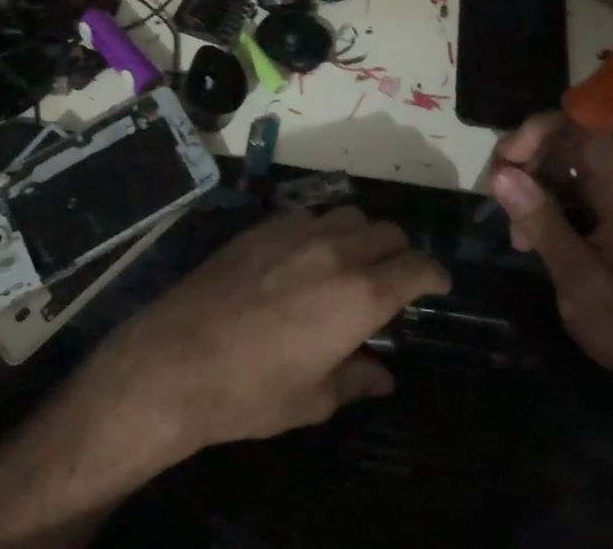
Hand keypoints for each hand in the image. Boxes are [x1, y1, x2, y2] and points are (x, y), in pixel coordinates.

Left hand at [76, 206, 449, 463]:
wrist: (174, 361)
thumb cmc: (251, 392)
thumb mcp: (313, 399)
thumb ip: (355, 379)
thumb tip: (383, 376)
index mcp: (361, 294)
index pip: (417, 268)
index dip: (435, 275)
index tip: (438, 284)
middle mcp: (335, 251)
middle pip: (387, 232)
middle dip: (400, 253)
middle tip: (392, 279)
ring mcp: (294, 233)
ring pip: (348, 214)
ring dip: (361, 234)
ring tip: (349, 261)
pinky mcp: (259, 229)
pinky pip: (306, 215)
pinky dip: (320, 230)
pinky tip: (303, 257)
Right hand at [485, 113, 612, 418]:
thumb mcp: (580, 281)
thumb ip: (541, 223)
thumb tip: (502, 174)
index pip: (584, 124)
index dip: (539, 130)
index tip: (507, 164)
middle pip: (575, 142)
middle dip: (530, 163)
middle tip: (498, 203)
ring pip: (577, 167)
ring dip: (540, 189)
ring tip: (519, 236)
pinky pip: (590, 190)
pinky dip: (559, 205)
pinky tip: (539, 240)